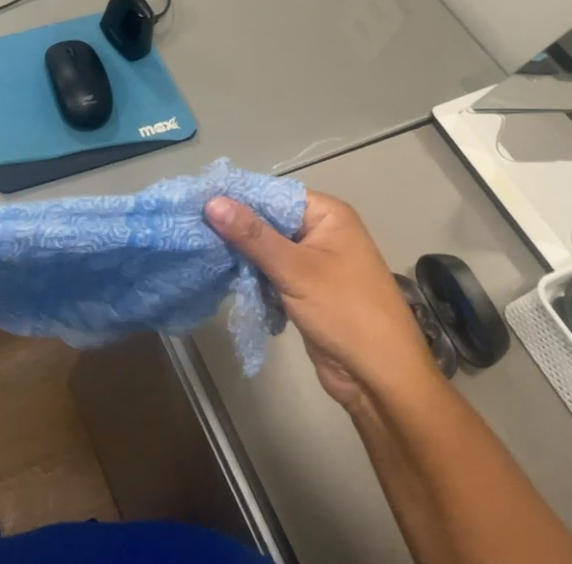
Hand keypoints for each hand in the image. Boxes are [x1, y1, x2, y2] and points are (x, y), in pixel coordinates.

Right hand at [206, 190, 438, 402]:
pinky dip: (251, 276)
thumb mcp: (295, 270)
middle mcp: (321, 232)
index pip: (272, 194)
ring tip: (200, 253)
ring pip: (266, 249)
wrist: (380, 377)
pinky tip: (223, 278)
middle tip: (191, 231)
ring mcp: (313, 262)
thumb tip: (211, 201)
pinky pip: (270, 273)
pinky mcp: (305, 289)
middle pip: (267, 220)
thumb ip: (252, 235)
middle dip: (234, 229)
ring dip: (240, 255)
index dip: (236, 198)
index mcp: (327, 215)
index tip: (195, 202)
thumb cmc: (345, 312)